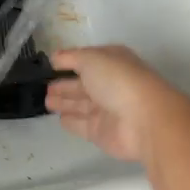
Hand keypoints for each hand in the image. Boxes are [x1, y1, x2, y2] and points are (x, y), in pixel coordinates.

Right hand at [45, 45, 189, 162]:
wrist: (144, 120)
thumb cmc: (118, 80)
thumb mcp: (91, 58)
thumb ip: (70, 57)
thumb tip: (54, 57)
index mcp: (112, 62)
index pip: (88, 60)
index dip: (71, 60)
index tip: (51, 63)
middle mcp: (110, 84)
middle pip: (83, 84)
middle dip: (65, 84)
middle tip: (45, 86)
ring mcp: (106, 110)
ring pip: (80, 104)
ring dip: (64, 102)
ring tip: (46, 100)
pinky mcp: (101, 132)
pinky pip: (81, 124)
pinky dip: (70, 121)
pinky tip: (58, 118)